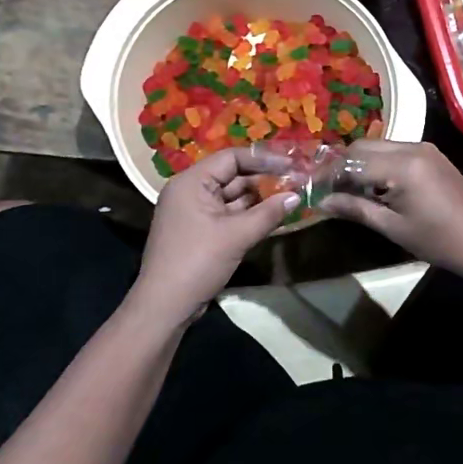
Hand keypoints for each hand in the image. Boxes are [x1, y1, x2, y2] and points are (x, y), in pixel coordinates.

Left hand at [135, 146, 298, 318]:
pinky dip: (249, 214)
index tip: (292, 164)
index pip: (231, 158)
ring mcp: (194, 212)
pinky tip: (273, 216)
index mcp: (191, 182)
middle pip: (232, 175)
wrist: (166, 305)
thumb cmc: (198, 261)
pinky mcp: (200, 231)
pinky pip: (228, 214)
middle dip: (264, 179)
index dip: (264, 159)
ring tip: (290, 196)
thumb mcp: (237, 235)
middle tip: (296, 181)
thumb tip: (296, 196)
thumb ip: (268, 213)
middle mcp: (190, 191)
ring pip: (232, 196)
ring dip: (259, 197)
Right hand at [319, 140, 462, 279]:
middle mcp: (412, 147)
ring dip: (359, 163)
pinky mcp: (431, 155)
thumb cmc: (438, 240)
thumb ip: (355, 208)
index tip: (311, 188)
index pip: (352, 161)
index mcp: (402, 165)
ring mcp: (424, 148)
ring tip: (347, 190)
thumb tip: (322, 202)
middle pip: (363, 147)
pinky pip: (395, 151)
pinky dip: (378, 164)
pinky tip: (373, 186)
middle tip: (326, 189)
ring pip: (378, 147)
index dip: (328, 174)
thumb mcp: (392, 227)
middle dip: (342, 165)